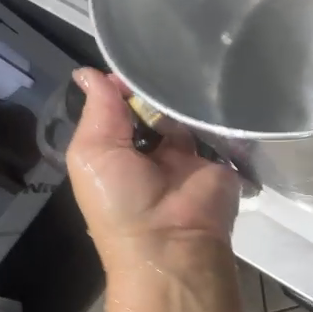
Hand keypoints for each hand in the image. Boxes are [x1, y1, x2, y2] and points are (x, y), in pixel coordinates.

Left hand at [65, 69, 238, 274]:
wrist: (173, 242)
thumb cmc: (120, 200)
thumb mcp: (92, 152)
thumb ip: (98, 111)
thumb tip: (90, 72)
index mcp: (118, 152)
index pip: (120, 110)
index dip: (121, 89)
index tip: (128, 70)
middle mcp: (154, 153)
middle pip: (155, 110)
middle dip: (154, 91)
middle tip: (159, 69)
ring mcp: (190, 157)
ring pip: (186, 117)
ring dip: (183, 101)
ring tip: (185, 82)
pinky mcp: (222, 163)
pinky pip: (218, 131)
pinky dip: (214, 115)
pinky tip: (211, 98)